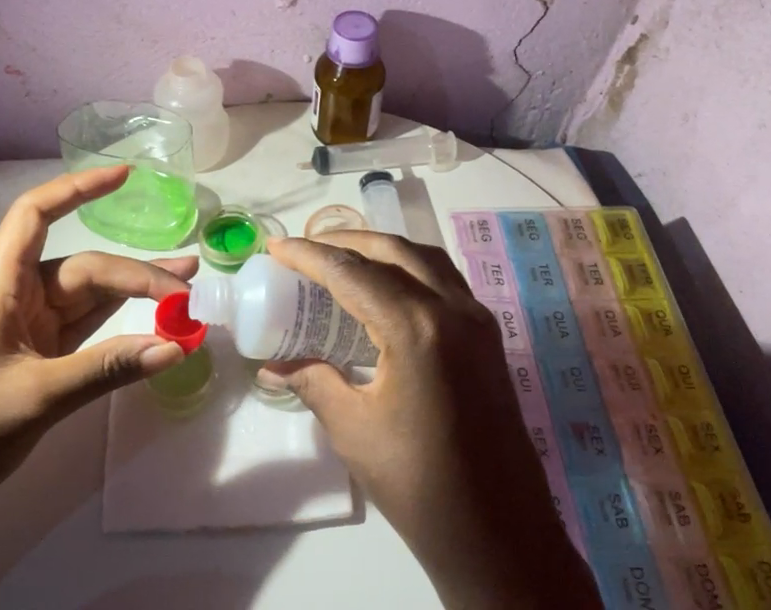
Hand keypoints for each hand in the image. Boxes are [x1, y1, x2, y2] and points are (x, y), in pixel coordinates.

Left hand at [0, 164, 196, 496]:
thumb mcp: (38, 396)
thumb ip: (108, 368)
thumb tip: (176, 347)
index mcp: (0, 284)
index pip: (36, 214)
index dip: (79, 188)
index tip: (126, 177)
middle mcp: (16, 294)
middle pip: (84, 267)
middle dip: (136, 275)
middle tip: (188, 290)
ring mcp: (28, 326)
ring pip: (90, 296)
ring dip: (135, 294)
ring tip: (187, 290)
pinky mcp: (38, 355)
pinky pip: (87, 328)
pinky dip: (121, 326)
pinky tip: (156, 327)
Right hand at [258, 231, 601, 609]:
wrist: (498, 529)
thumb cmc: (418, 482)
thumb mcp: (354, 428)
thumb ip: (313, 381)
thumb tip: (273, 365)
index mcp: (417, 328)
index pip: (353, 272)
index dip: (310, 256)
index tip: (276, 247)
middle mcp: (453, 309)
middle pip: (393, 250)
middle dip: (346, 242)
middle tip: (305, 251)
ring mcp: (478, 320)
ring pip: (425, 259)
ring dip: (381, 250)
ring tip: (342, 261)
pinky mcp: (489, 336)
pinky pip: (445, 281)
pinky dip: (410, 270)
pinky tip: (386, 290)